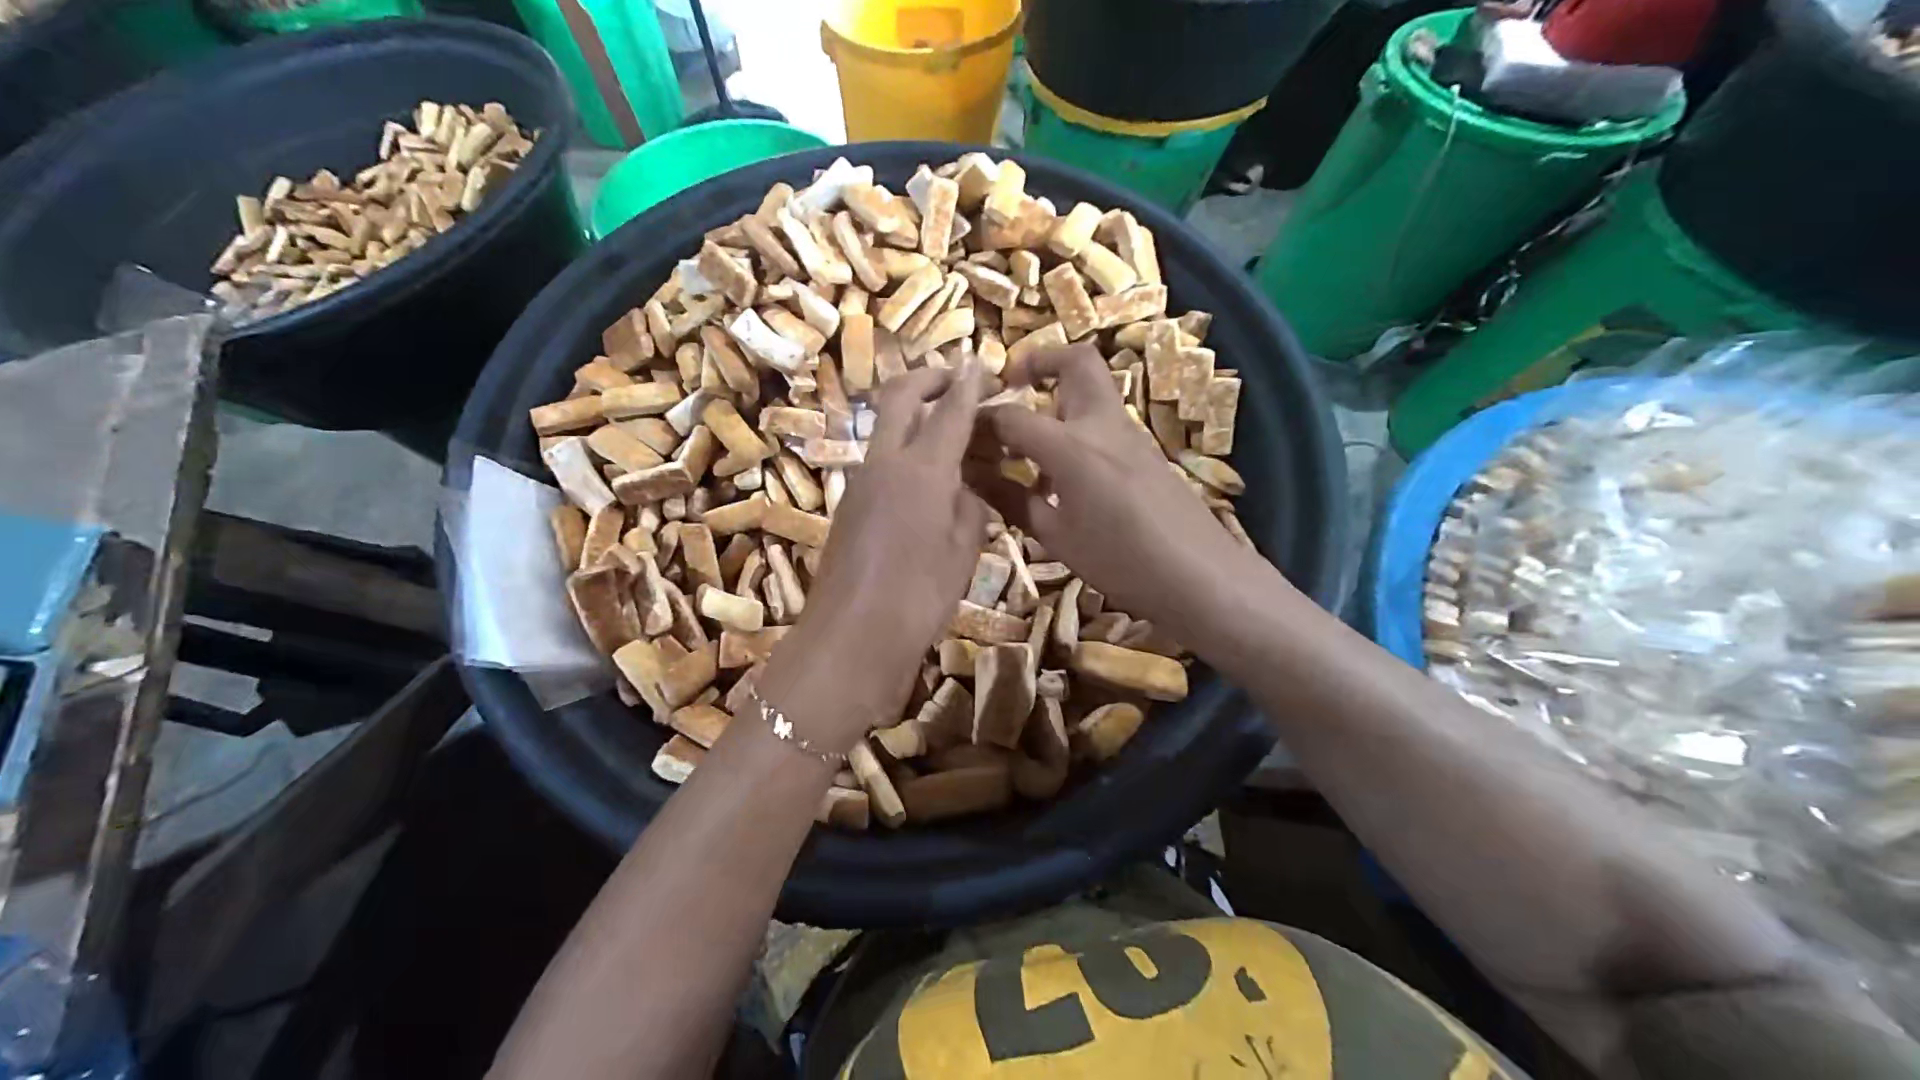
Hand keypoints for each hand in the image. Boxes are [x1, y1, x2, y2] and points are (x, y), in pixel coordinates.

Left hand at [763, 362, 990, 747]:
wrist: (852, 638)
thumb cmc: (919, 596)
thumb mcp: (963, 550)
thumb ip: (971, 506)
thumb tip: (967, 487)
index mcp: (921, 469)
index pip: (951, 410)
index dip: (969, 383)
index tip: (982, 362)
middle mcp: (885, 463)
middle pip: (900, 396)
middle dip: (928, 378)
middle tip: (955, 378)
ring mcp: (861, 483)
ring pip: (887, 428)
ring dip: (914, 415)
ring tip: (950, 431)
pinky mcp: (849, 506)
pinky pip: (882, 462)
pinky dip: (906, 453)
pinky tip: (930, 480)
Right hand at [973, 344, 1253, 648]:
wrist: (1201, 578)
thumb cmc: (1121, 562)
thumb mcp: (1056, 537)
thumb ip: (1011, 499)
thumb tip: (971, 475)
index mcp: (1072, 446)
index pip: (1012, 416)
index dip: (981, 421)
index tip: (960, 434)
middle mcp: (1102, 424)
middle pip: (1075, 361)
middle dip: (1040, 360)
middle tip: (1011, 385)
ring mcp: (1130, 434)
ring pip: (1091, 390)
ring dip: (1056, 398)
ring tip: (1026, 441)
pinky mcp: (1145, 451)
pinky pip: (1102, 422)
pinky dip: (1074, 428)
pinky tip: (1059, 475)